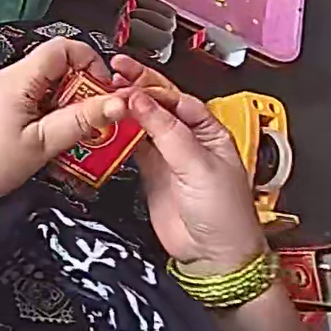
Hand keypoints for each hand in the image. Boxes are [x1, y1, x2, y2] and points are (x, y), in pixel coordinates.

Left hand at [0, 38, 126, 208]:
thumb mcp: (42, 144)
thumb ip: (81, 121)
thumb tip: (118, 103)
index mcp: (21, 78)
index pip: (65, 46)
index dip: (91, 63)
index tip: (104, 91)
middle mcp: (14, 78)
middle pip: (62, 67)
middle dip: (85, 91)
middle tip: (97, 119)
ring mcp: (9, 93)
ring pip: (54, 87)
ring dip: (72, 108)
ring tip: (81, 134)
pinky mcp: (6, 109)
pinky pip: (41, 102)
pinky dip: (56, 117)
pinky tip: (59, 141)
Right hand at [109, 55, 267, 275]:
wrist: (214, 258)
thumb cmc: (226, 215)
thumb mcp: (198, 165)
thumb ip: (167, 131)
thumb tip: (141, 100)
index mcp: (208, 129)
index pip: (175, 97)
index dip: (150, 86)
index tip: (126, 79)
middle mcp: (188, 138)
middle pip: (158, 104)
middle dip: (136, 87)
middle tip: (112, 72)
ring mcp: (168, 155)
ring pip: (143, 122)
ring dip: (126, 108)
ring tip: (104, 93)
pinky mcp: (152, 172)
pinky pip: (133, 145)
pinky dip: (119, 133)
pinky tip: (108, 123)